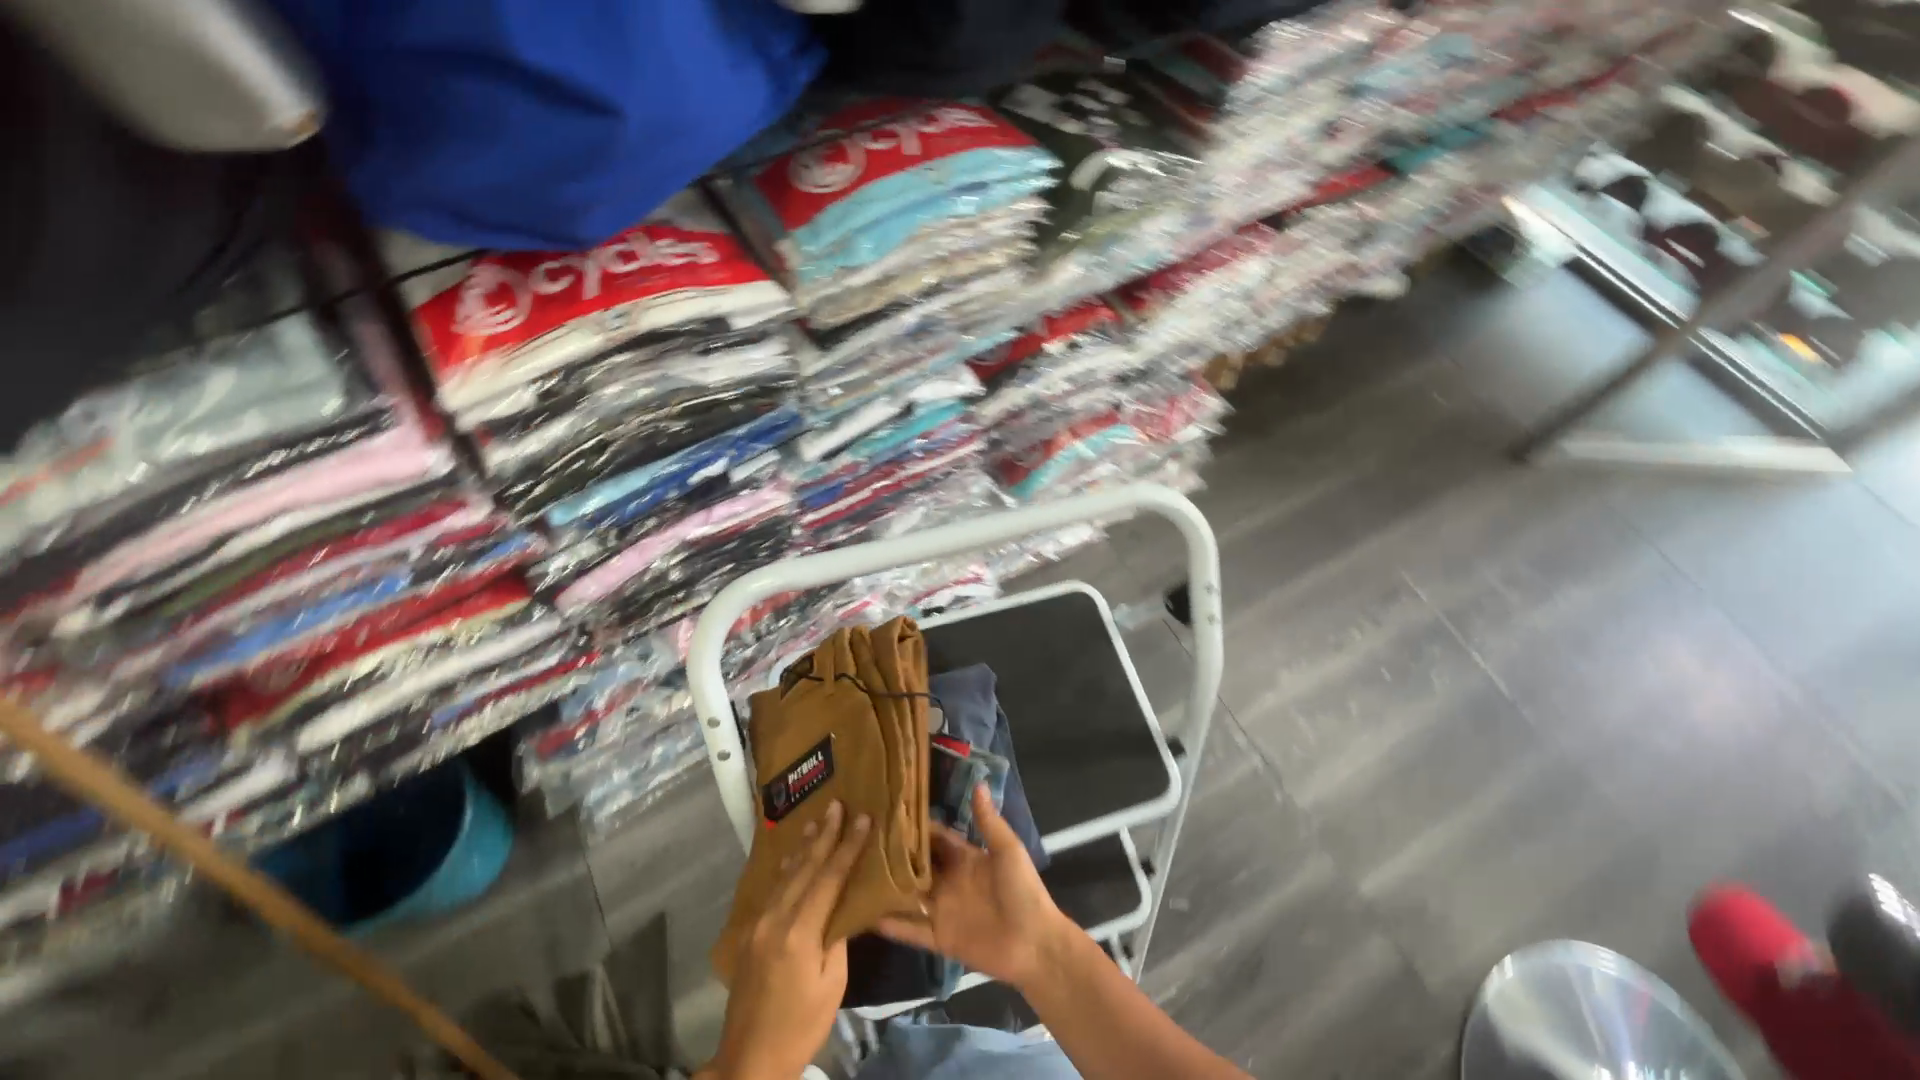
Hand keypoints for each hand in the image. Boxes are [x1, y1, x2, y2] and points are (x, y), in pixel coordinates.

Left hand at [702, 801, 871, 1079]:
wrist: (750, 1057)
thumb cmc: (801, 1024)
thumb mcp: (833, 984)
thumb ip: (838, 938)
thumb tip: (844, 906)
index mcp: (799, 932)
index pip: (828, 878)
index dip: (847, 846)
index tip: (863, 818)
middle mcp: (775, 919)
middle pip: (804, 868)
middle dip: (824, 835)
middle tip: (838, 804)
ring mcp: (758, 924)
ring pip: (785, 875)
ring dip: (804, 846)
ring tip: (818, 820)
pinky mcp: (750, 933)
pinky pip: (773, 889)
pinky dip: (788, 868)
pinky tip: (793, 857)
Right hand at [876, 784, 1074, 990]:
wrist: (1035, 944)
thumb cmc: (1024, 892)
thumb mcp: (1008, 851)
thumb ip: (989, 822)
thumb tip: (979, 783)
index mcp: (965, 859)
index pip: (934, 839)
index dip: (914, 828)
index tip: (887, 813)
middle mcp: (949, 882)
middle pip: (916, 866)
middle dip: (894, 856)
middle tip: (860, 840)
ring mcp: (942, 911)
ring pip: (908, 896)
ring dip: (887, 888)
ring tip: (854, 875)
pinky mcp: (939, 938)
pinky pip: (910, 930)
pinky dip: (891, 924)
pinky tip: (866, 915)